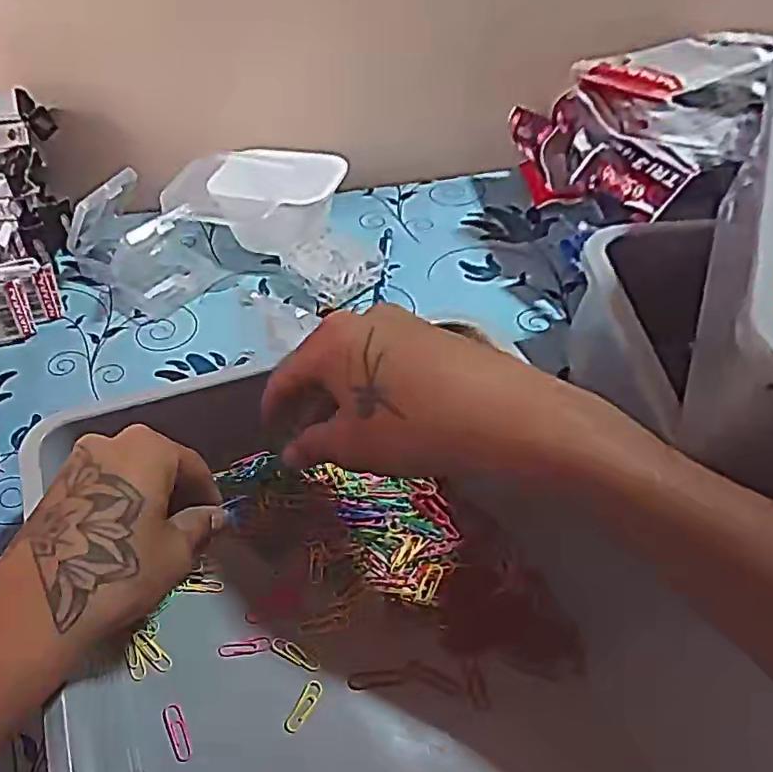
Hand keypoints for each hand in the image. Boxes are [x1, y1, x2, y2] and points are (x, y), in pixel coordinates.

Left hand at [0, 424, 225, 672]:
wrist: (40, 601)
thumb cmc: (121, 571)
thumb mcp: (176, 552)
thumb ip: (199, 525)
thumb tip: (212, 516)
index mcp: (146, 447)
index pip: (191, 463)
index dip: (208, 492)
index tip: (215, 517)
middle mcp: (109, 442)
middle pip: (156, 463)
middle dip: (176, 492)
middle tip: (189, 528)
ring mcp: (76, 462)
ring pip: (126, 474)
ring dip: (146, 498)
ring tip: (156, 535)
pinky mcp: (54, 486)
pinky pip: (101, 486)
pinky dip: (119, 503)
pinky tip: (124, 536)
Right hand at [261, 304, 657, 480]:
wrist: (501, 414)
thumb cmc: (409, 428)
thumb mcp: (351, 444)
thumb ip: (312, 445)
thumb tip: (291, 453)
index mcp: (329, 340)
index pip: (284, 376)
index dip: (272, 410)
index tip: (271, 435)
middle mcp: (360, 318)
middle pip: (318, 364)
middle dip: (307, 403)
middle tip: (303, 439)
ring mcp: (399, 321)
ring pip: (352, 361)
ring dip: (339, 396)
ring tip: (341, 432)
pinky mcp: (430, 333)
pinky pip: (383, 360)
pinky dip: (370, 388)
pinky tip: (380, 417)